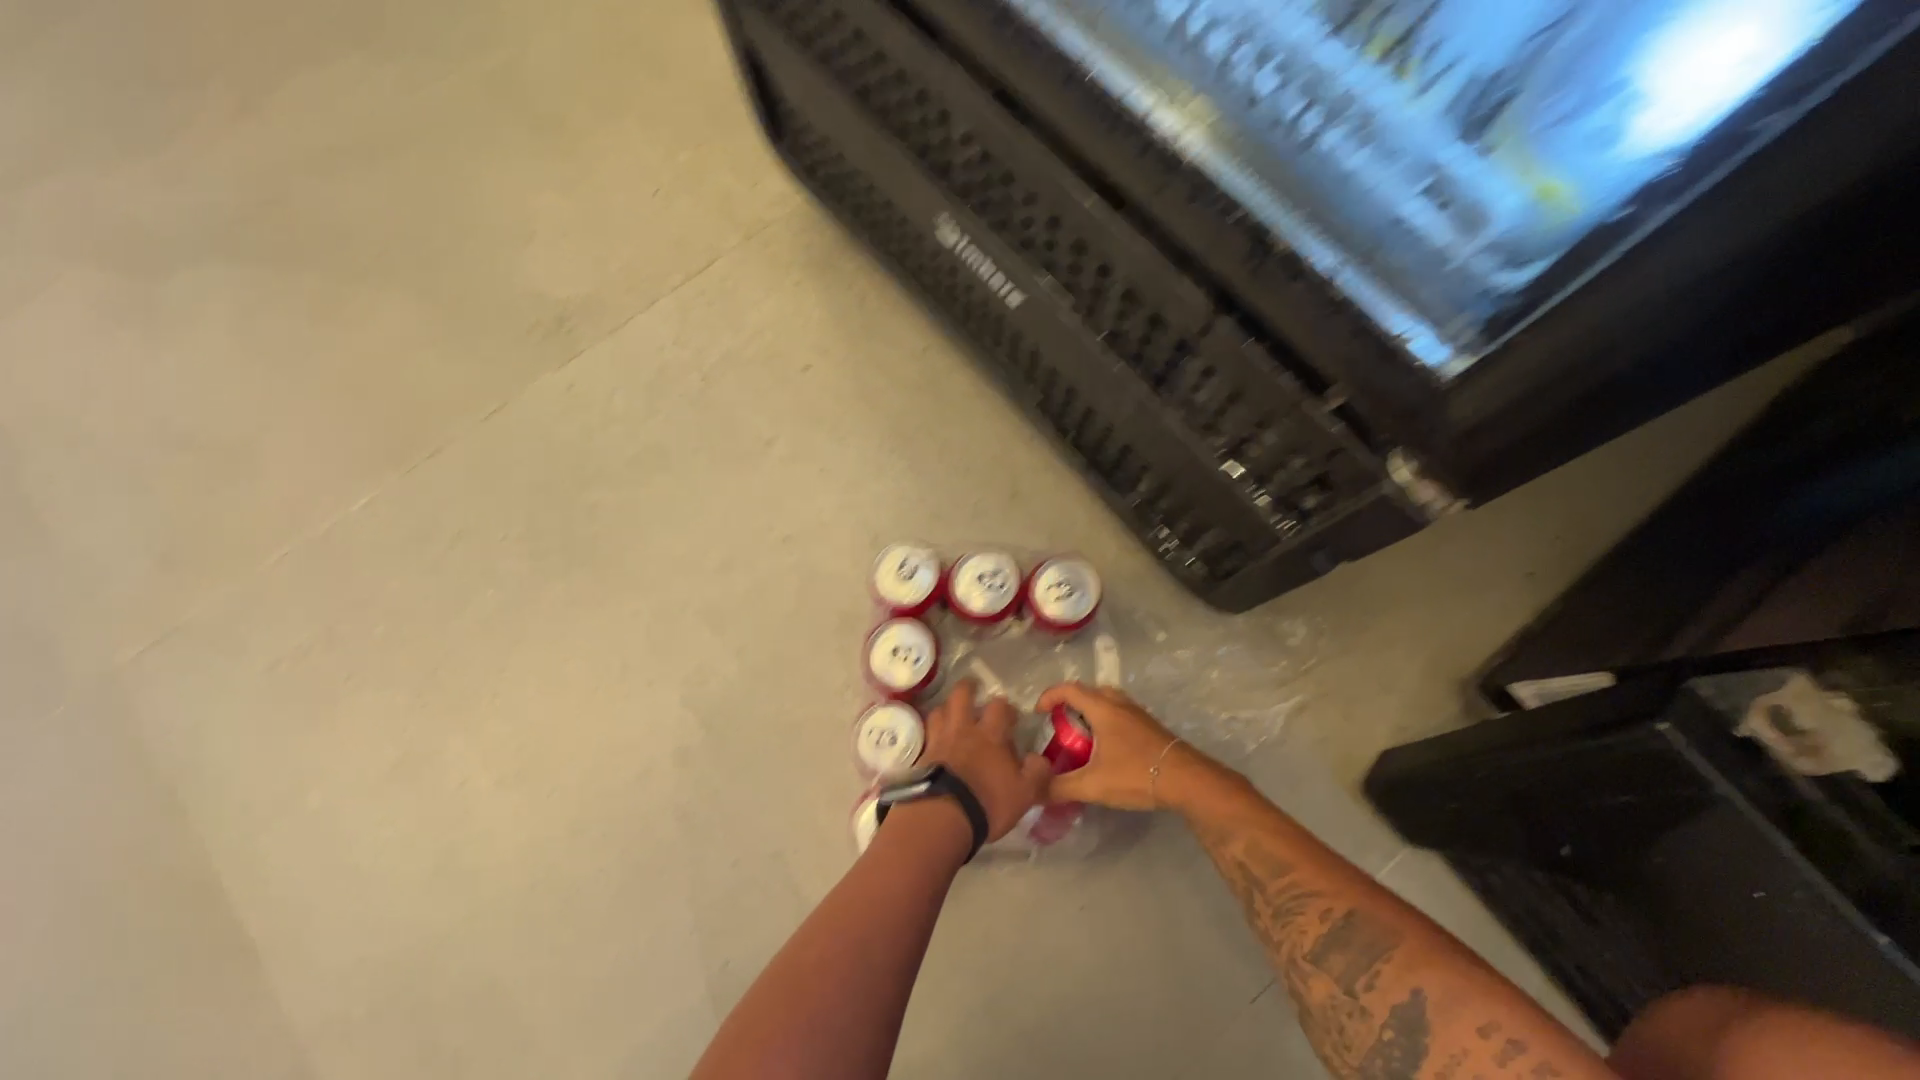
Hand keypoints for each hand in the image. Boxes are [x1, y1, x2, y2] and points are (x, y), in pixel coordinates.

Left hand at [920, 680, 1051, 840]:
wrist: (942, 818)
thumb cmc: (987, 803)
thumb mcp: (1024, 793)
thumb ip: (1036, 773)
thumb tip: (1039, 758)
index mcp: (990, 735)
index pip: (999, 707)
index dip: (1006, 707)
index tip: (1011, 715)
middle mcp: (962, 730)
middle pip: (961, 696)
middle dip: (968, 688)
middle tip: (973, 686)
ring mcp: (939, 741)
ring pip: (939, 711)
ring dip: (946, 708)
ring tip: (951, 711)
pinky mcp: (922, 757)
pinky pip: (926, 735)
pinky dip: (931, 732)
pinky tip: (935, 740)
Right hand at [1039, 683, 1211, 810]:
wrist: (1187, 780)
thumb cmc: (1136, 774)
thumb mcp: (1093, 785)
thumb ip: (1060, 788)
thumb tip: (1034, 792)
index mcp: (1103, 708)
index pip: (1069, 690)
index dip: (1049, 696)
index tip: (1037, 713)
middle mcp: (1120, 703)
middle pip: (1089, 691)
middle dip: (1070, 703)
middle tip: (1059, 725)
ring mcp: (1138, 713)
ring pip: (1108, 701)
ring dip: (1090, 712)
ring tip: (1081, 737)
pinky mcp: (1150, 726)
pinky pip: (1120, 713)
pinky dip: (1106, 721)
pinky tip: (1106, 748)